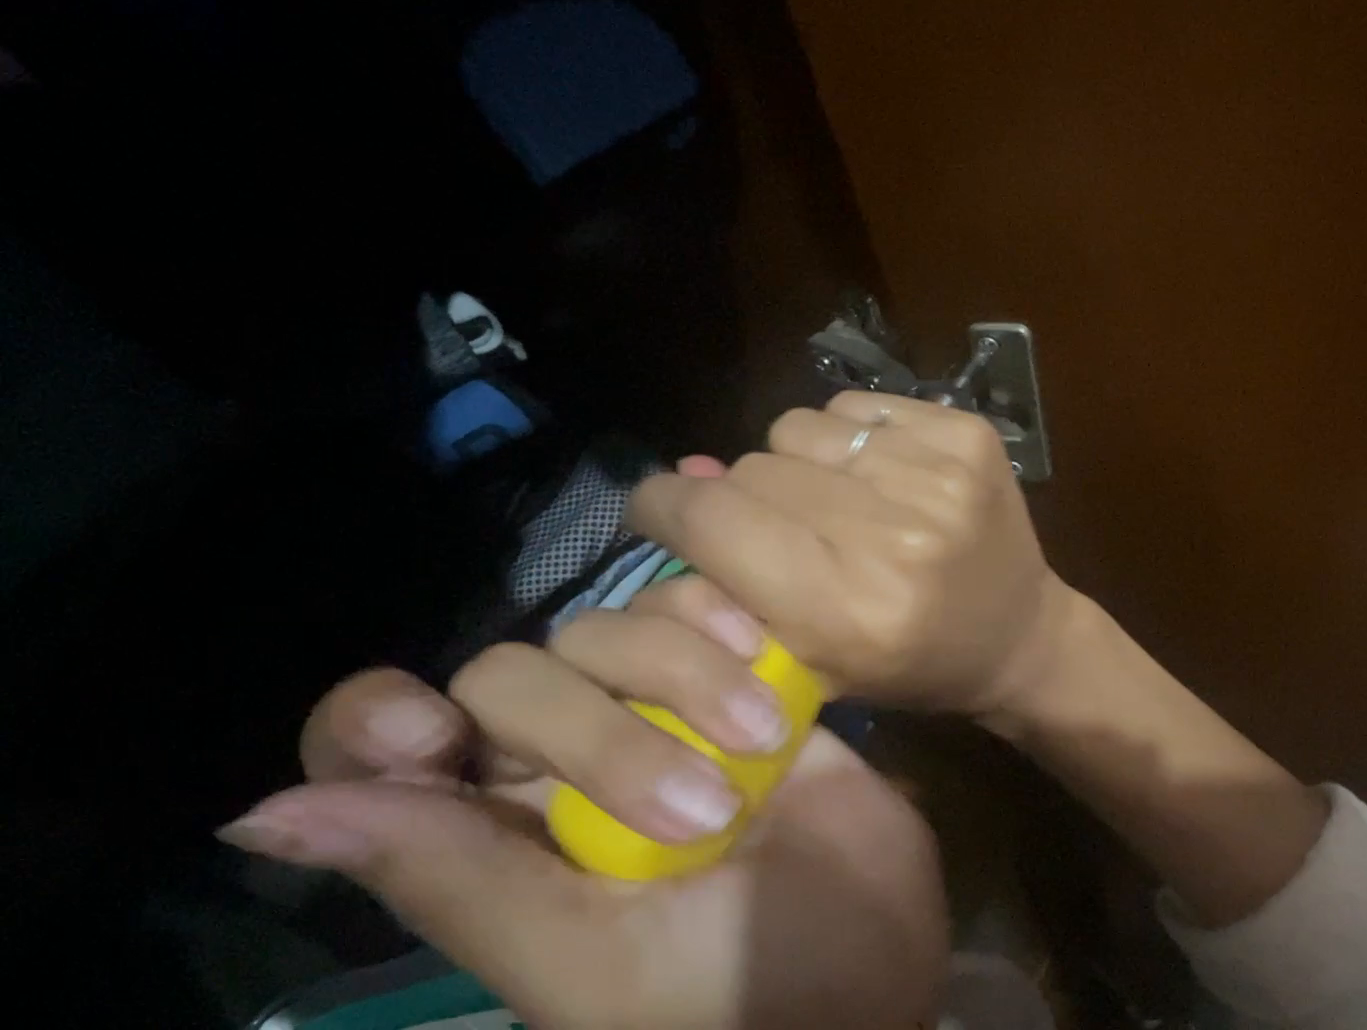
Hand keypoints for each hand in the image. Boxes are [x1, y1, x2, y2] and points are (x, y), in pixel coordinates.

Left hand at [222, 583, 947, 1029]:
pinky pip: (693, 604)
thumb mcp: (580, 960)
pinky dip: (717, 618)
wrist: (879, 966)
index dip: (385, 721)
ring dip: (682, 676)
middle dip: (598, 733)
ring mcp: (656, 710)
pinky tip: (761, 657)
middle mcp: (563, 760)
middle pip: (515, 675)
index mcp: (499, 836)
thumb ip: (449, 879)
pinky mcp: (736, 674)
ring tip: (761, 746)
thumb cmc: (730, 998)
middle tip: (700, 813)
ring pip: (609, 629)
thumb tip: (258, 816)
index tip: (434, 740)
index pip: (387, 744)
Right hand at [629, 394, 1071, 715]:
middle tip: (776, 530)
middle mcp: (894, 537)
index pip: (713, 521)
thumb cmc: (907, 666)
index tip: (659, 509)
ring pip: (797, 428)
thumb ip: (729, 581)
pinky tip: (877, 479)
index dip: (665, 505)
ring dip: (796, 463)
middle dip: (741, 497)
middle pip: (752, 470)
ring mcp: (939, 476)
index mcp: (847, 611)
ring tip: (834, 504)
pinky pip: (853, 405)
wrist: (1018, 633)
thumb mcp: (807, 659)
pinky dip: (848, 437)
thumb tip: (679, 475)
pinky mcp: (967, 433)